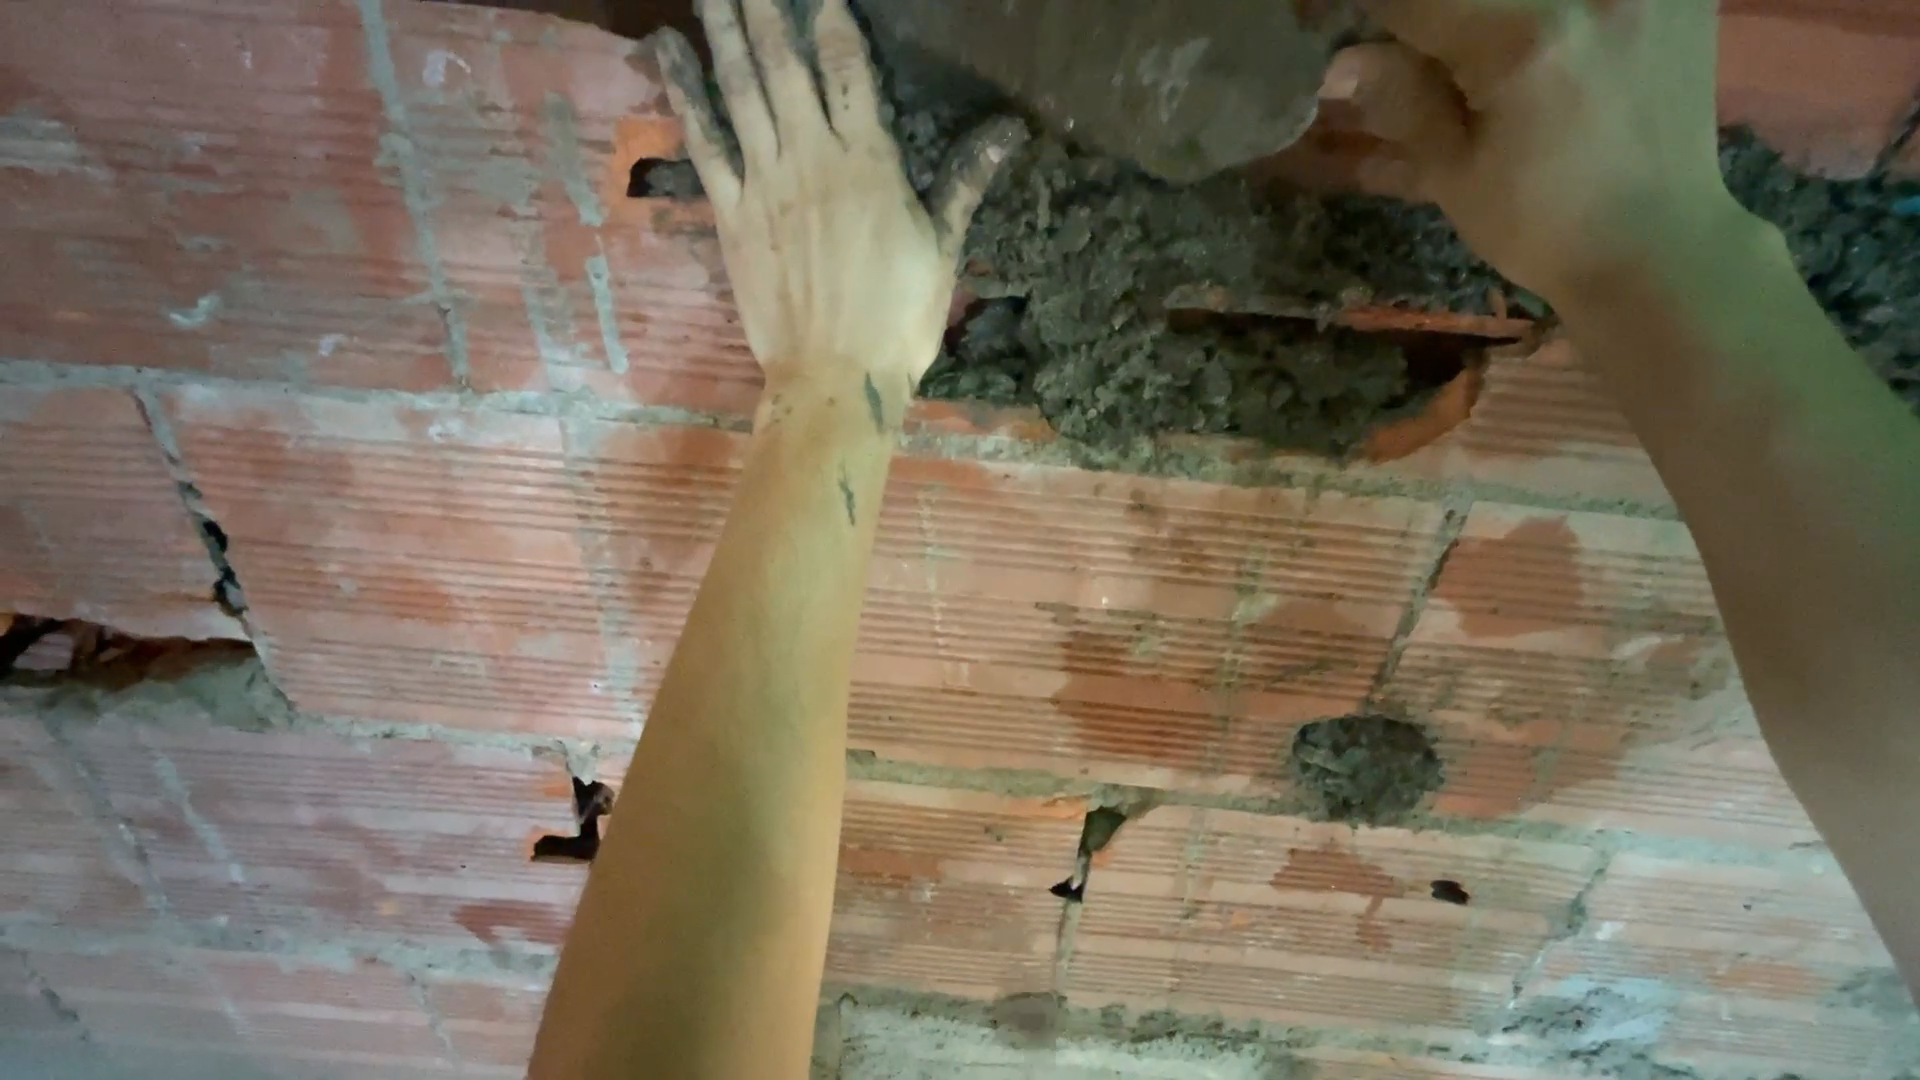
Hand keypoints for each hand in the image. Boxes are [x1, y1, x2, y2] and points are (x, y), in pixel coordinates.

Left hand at [654, 0, 1025, 405]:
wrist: (835, 376)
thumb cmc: (898, 321)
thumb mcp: (942, 252)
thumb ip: (963, 183)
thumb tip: (1008, 130)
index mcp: (870, 164)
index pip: (848, 69)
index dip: (833, 18)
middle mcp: (811, 157)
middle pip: (785, 64)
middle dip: (768, 8)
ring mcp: (765, 183)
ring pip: (741, 89)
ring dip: (727, 31)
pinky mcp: (731, 214)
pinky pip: (704, 142)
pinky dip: (684, 94)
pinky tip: (668, 52)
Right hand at [1327, 0, 1739, 307]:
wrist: (1654, 244)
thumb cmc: (1538, 226)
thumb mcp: (1453, 174)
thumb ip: (1402, 102)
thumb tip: (1341, 61)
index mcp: (1525, 40)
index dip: (1367, 10)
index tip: (1335, 28)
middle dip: (1425, 16)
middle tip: (1397, 56)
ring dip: (1474, 19)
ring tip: (1461, 74)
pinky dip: (1531, 20)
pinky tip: (1526, 60)